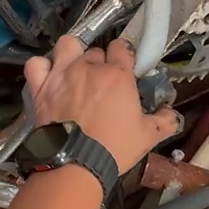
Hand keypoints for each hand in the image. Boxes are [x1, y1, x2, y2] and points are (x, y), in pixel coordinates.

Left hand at [24, 36, 179, 169]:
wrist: (75, 164)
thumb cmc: (114, 148)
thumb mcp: (148, 137)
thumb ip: (164, 121)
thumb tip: (172, 114)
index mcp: (118, 75)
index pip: (123, 47)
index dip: (125, 56)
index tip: (126, 69)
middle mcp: (89, 67)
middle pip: (96, 51)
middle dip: (100, 63)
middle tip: (102, 84)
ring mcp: (62, 74)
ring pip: (67, 45)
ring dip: (72, 53)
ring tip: (75, 70)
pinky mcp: (41, 87)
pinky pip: (37, 64)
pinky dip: (42, 67)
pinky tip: (49, 76)